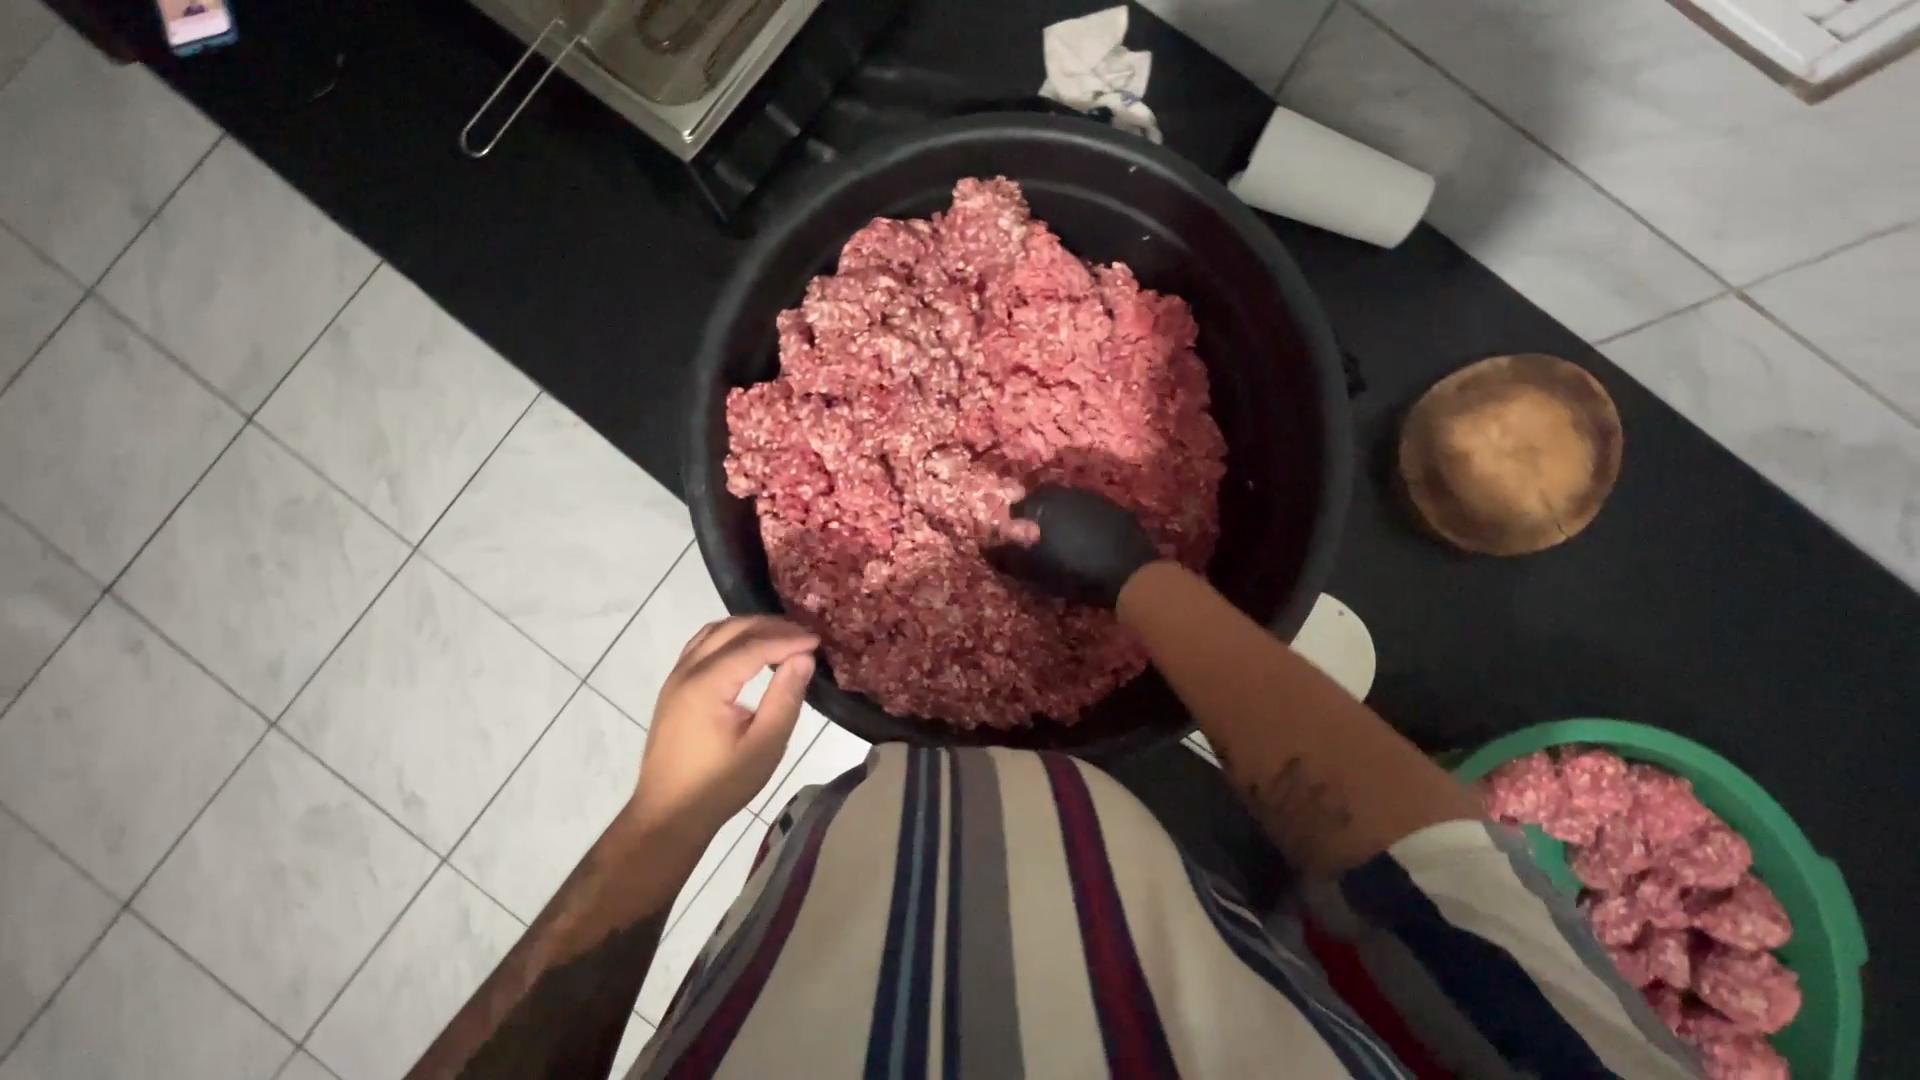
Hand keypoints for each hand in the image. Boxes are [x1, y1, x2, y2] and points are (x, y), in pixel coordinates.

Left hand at [629, 616, 817, 835]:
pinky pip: (703, 646)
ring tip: (782, 637)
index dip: (788, 639)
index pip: (753, 646)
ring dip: (749, 628)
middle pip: (731, 630)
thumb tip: (804, 658)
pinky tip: (750, 652)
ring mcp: (675, 678)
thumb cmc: (720, 786)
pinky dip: (730, 638)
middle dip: (771, 627)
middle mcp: (686, 672)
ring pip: (713, 632)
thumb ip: (784, 698)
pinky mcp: (674, 689)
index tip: (819, 641)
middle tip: (805, 635)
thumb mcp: (764, 746)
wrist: (668, 815)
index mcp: (706, 685)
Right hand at [990, 484, 1161, 607]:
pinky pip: (1091, 511)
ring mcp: (1094, 498)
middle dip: (1038, 514)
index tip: (1016, 539)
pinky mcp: (1116, 509)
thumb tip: (985, 547)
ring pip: (1068, 503)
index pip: (1018, 508)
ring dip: (1062, 516)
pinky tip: (1088, 539)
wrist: (1129, 574)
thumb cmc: (1074, 571)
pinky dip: (1084, 521)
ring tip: (1063, 537)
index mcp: (1043, 503)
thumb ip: (1008, 556)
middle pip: (1044, 500)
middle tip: (1038, 537)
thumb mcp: (1035, 569)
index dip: (1014, 524)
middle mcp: (1067, 492)